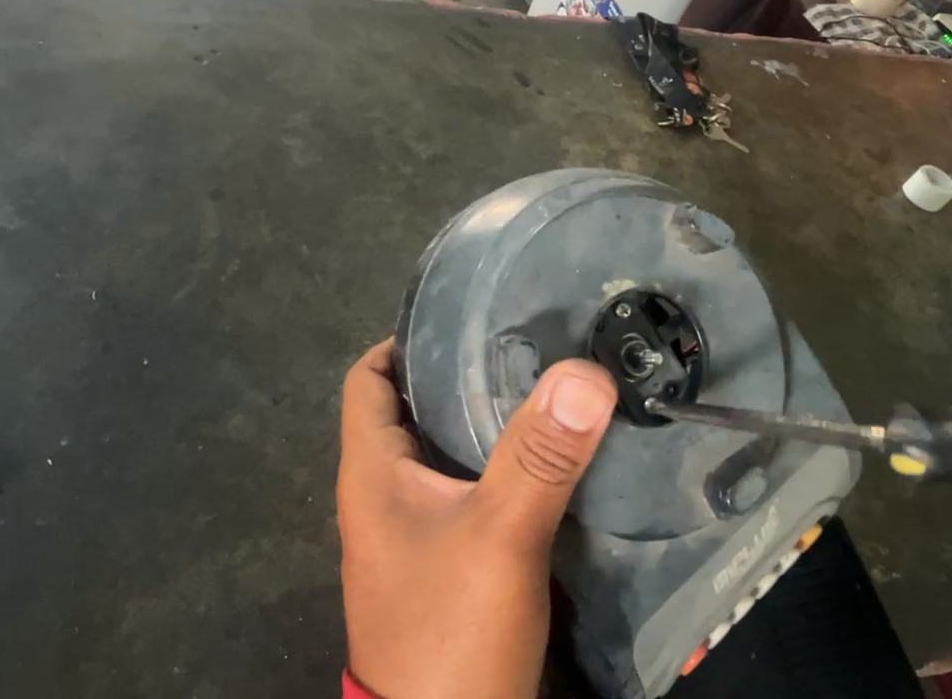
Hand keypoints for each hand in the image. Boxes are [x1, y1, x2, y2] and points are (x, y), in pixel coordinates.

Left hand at [337, 339, 616, 698]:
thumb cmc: (450, 632)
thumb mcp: (498, 535)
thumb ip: (539, 456)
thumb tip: (582, 372)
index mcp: (371, 474)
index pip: (369, 379)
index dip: (404, 341)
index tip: (463, 318)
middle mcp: (382, 495)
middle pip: (410, 410)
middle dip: (457, 375)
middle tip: (521, 342)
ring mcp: (412, 534)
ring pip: (442, 454)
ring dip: (481, 423)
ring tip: (541, 389)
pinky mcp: (444, 564)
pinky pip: (466, 493)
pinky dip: (496, 468)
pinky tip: (545, 462)